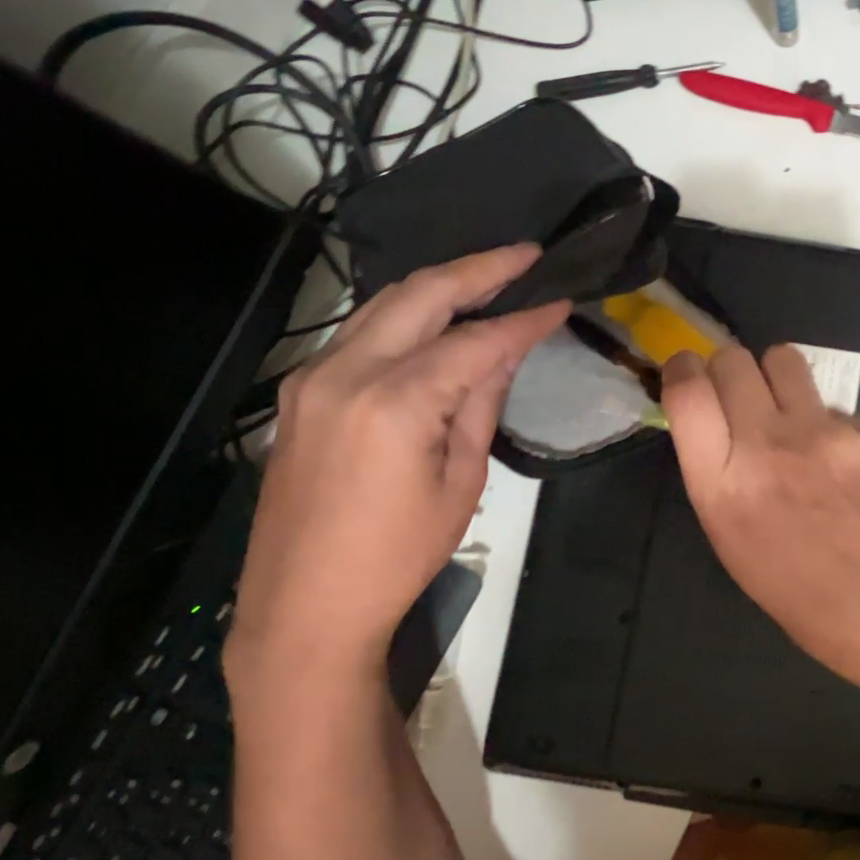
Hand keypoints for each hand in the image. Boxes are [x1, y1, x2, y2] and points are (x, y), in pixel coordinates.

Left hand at [229, 245, 569, 678]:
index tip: (560, 299)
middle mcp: (345, 372)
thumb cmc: (398, 554)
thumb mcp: (460, 481)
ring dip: (438, 286)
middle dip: (477, 269)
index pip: (474, 340)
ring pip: (382, 305)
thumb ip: (480, 404)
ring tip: (488, 276)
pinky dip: (405, 316)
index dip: (522, 318)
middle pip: (418, 294)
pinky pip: (360, 334)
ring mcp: (312, 377)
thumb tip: (503, 352)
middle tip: (525, 254)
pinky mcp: (300, 392)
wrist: (305, 604)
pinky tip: (436, 320)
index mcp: (395, 402)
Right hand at [661, 346, 859, 715]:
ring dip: (775, 376)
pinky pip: (830, 404)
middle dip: (728, 368)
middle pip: (733, 360)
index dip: (682, 369)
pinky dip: (825, 420)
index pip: (687, 391)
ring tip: (786, 408)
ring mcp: (818, 433)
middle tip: (739, 393)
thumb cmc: (798, 593)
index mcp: (721, 484)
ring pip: (783, 359)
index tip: (688, 370)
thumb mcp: (731, 541)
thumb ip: (719, 476)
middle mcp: (765, 445)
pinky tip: (837, 458)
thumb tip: (717, 428)